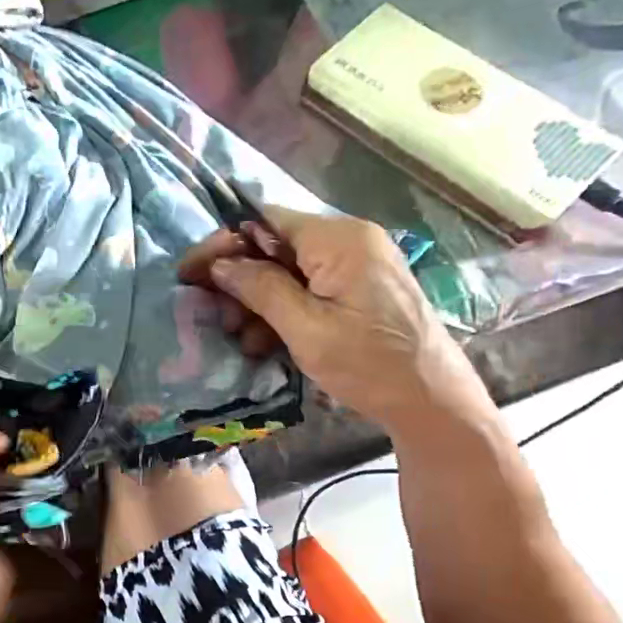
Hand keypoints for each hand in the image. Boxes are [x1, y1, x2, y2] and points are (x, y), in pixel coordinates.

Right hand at [179, 206, 494, 438]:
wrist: (432, 401)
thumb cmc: (369, 364)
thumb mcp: (305, 328)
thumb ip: (260, 288)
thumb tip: (220, 264)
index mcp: (339, 239)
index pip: (264, 221)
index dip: (223, 244)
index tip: (190, 274)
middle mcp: (349, 241)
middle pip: (274, 246)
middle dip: (239, 279)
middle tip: (214, 315)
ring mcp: (356, 265)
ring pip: (287, 271)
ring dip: (256, 301)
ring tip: (239, 337)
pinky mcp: (358, 290)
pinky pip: (307, 289)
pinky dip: (281, 311)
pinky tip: (264, 342)